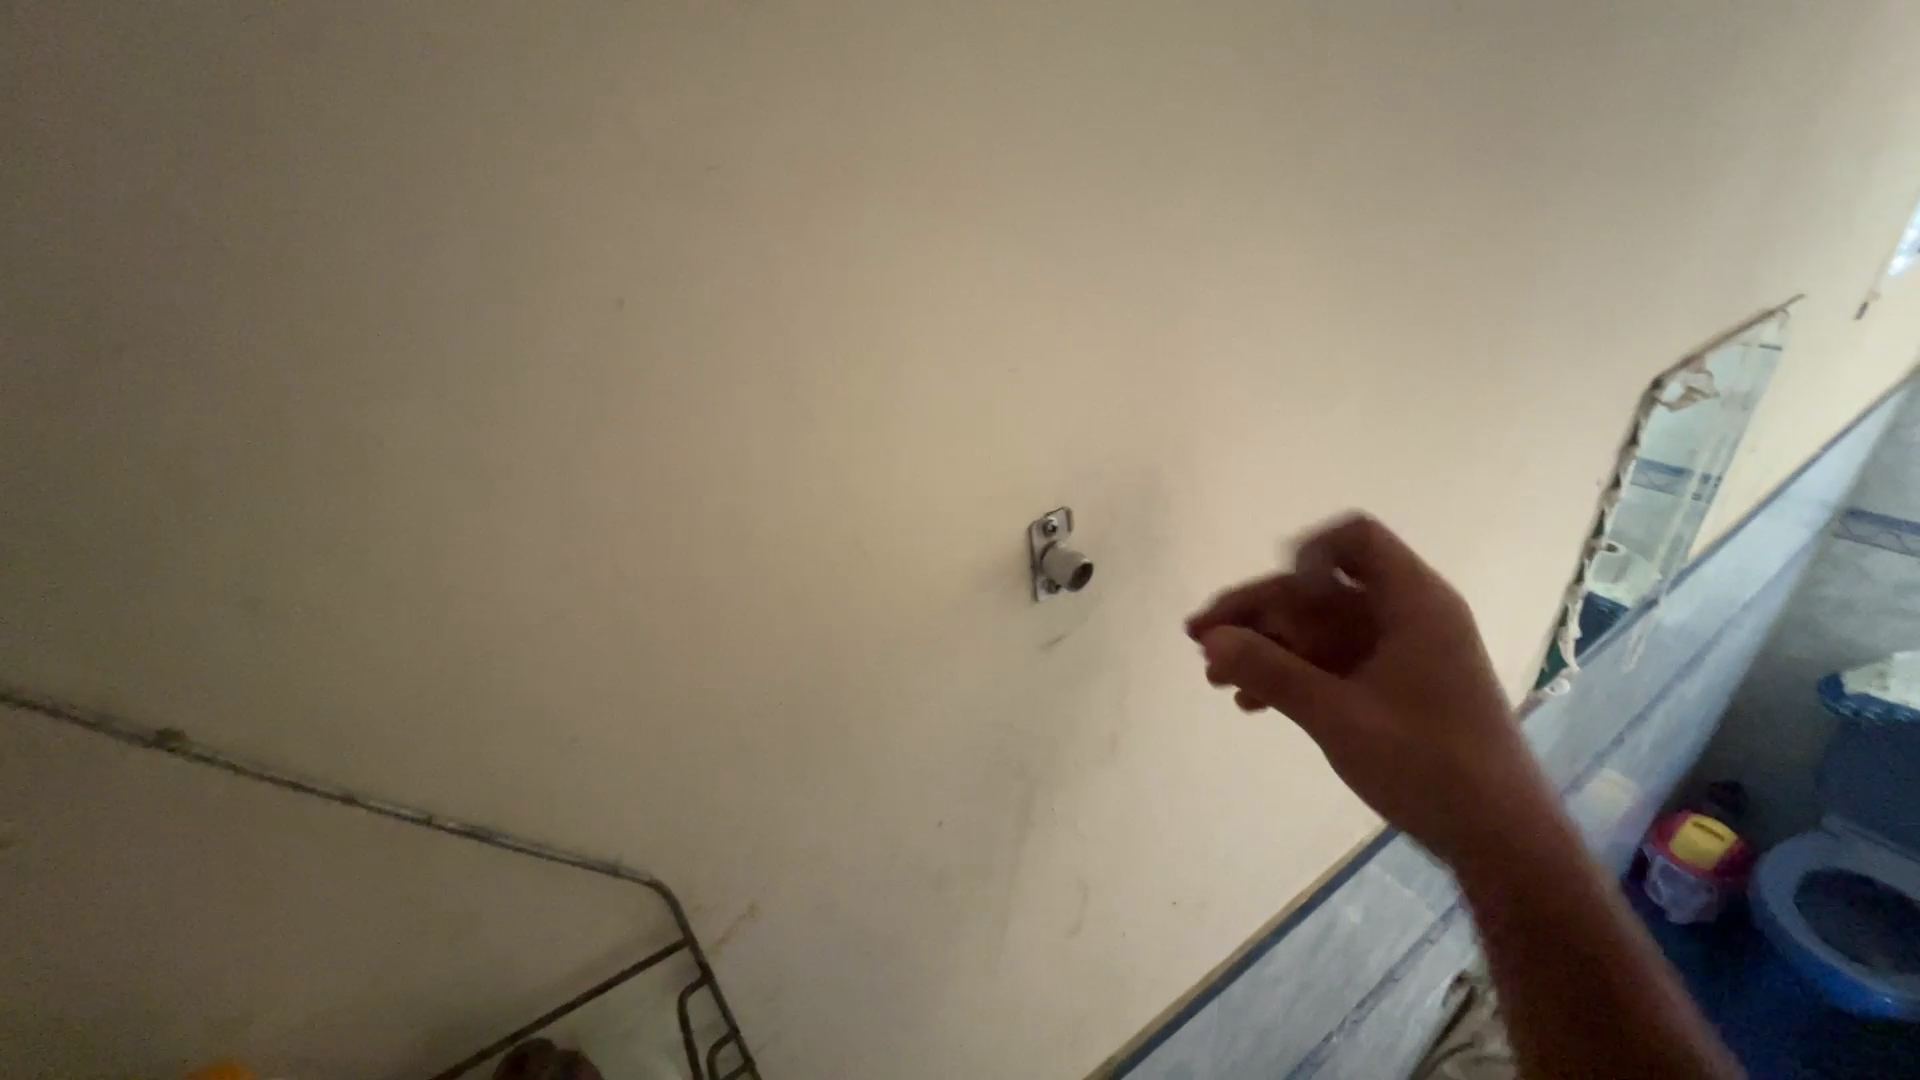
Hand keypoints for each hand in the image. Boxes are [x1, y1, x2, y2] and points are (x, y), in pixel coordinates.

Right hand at [1186, 514, 1551, 865]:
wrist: (1498, 839)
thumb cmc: (1428, 765)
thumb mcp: (1337, 716)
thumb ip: (1270, 672)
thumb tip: (1211, 640)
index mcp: (1411, 603)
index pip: (1355, 539)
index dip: (1305, 556)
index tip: (1267, 602)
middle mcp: (1404, 616)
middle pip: (1318, 589)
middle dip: (1257, 614)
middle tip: (1200, 640)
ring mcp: (1396, 652)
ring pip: (1315, 628)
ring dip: (1264, 648)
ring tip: (1215, 679)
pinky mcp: (1389, 686)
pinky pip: (1327, 662)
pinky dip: (1289, 674)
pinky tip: (1250, 702)